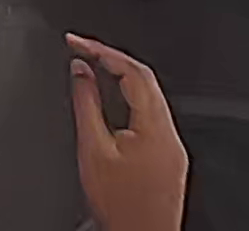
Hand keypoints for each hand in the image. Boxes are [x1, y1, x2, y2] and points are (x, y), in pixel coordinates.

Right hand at [66, 33, 187, 230]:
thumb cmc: (119, 207)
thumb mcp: (93, 149)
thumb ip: (86, 102)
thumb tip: (80, 69)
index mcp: (155, 129)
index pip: (132, 71)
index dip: (101, 50)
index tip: (76, 42)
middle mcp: (170, 134)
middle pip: (144, 77)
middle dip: (110, 56)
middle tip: (82, 46)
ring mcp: (172, 145)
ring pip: (148, 92)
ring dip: (120, 72)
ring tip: (92, 61)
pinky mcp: (168, 155)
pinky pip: (149, 108)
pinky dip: (127, 91)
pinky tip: (110, 91)